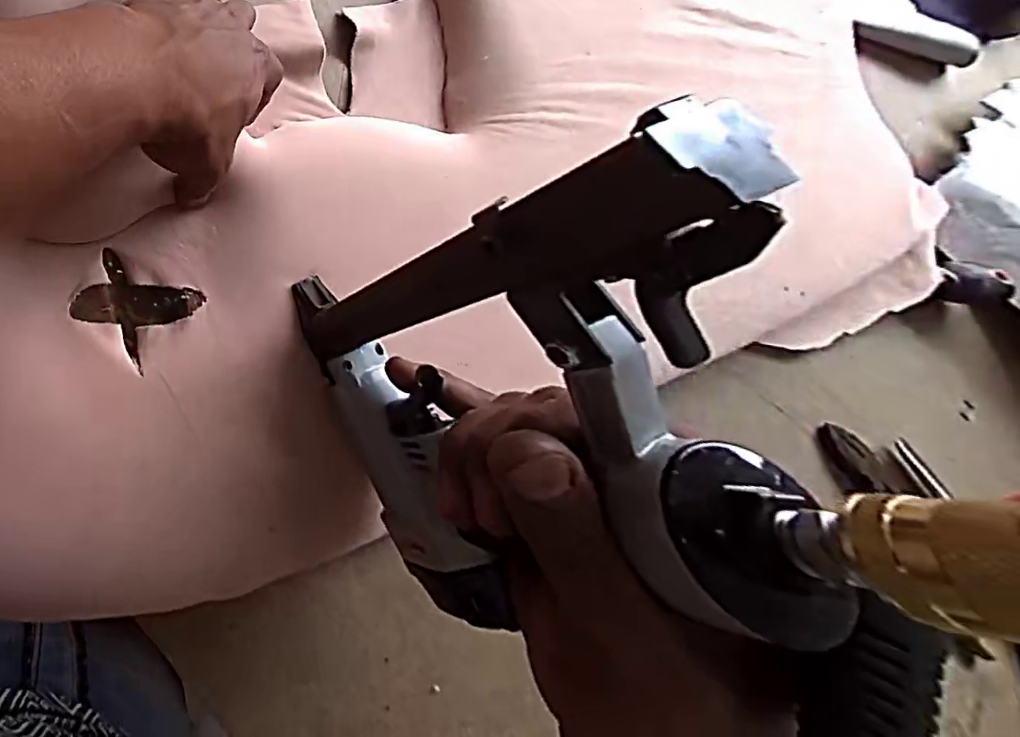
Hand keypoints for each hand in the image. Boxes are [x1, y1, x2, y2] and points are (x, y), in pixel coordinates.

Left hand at [118, 0, 281, 206]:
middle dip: (238, 30)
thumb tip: (192, 198)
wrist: (141, 80)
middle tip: (226, 41)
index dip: (255, 90)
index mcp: (253, 68)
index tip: (239, 107)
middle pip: (245, 19)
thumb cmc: (184, 118)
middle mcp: (227, 30)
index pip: (267, 74)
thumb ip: (203, 181)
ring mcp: (190, 8)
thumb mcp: (205, 164)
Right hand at [387, 358, 795, 736]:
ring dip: (459, 454)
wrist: (649, 733)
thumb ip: (577, 539)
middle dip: (481, 456)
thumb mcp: (619, 626)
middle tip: (479, 516)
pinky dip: (449, 418)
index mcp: (674, 489)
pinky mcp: (547, 491)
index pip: (583, 413)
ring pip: (501, 421)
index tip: (494, 502)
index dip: (520, 440)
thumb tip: (525, 452)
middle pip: (530, 413)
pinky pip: (490, 440)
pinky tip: (418, 391)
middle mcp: (632, 470)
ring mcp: (586, 477)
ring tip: (461, 505)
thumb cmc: (666, 703)